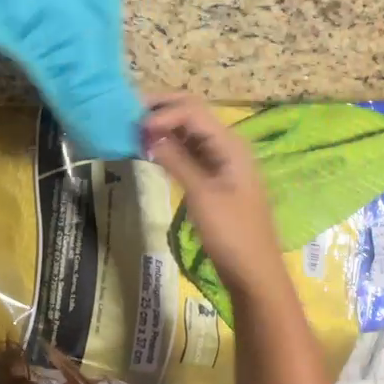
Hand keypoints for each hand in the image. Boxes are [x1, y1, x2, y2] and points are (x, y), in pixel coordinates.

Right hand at [142, 93, 283, 291]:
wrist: (254, 274)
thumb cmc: (232, 234)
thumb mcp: (202, 194)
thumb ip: (175, 159)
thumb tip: (147, 133)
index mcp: (230, 144)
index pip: (191, 110)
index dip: (161, 113)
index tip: (135, 128)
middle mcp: (226, 145)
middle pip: (191, 112)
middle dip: (161, 109)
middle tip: (128, 115)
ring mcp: (220, 160)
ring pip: (188, 129)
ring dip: (162, 125)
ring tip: (133, 130)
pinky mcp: (213, 176)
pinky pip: (188, 149)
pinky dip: (168, 144)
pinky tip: (148, 149)